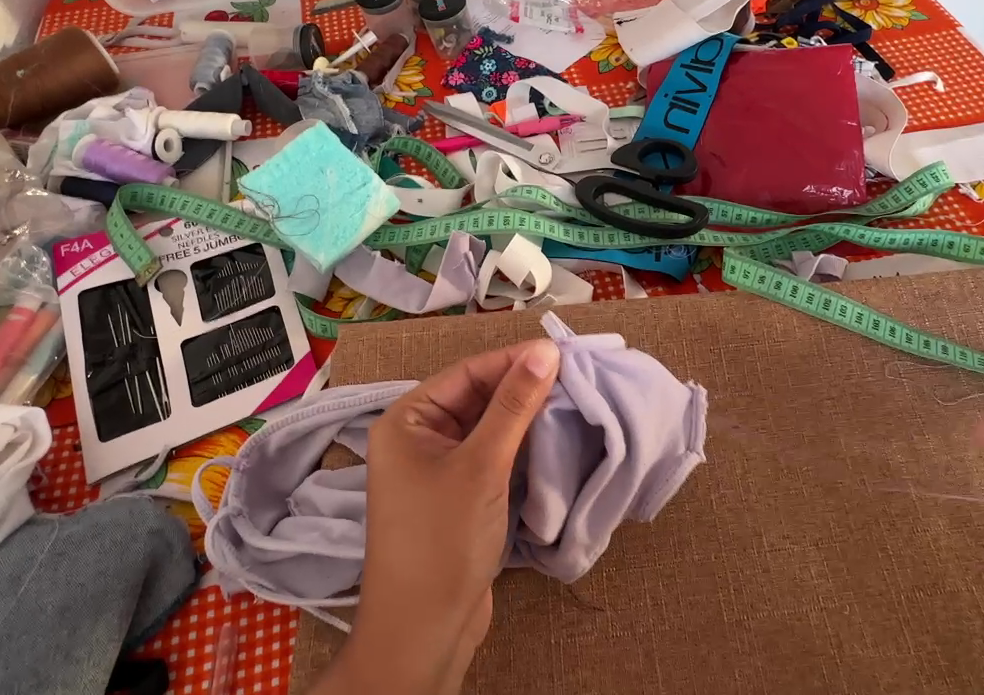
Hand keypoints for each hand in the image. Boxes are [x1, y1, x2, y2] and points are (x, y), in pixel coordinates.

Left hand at [313, 339, 561, 694]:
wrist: (425, 633)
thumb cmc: (443, 540)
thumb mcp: (482, 465)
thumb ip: (515, 405)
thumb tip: (547, 351)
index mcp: (407, 420)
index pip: (468, 373)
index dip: (514, 361)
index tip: (562, 353)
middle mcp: (419, 438)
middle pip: (478, 397)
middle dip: (523, 388)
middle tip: (575, 376)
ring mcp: (439, 468)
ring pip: (489, 427)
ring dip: (526, 417)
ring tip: (573, 400)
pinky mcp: (460, 495)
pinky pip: (493, 455)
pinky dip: (521, 446)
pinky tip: (555, 438)